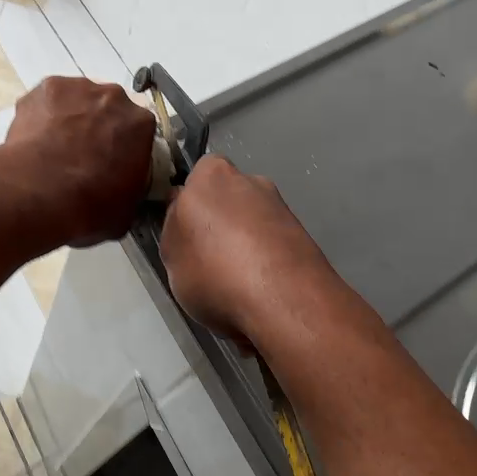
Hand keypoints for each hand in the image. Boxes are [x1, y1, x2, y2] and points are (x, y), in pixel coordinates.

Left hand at [2, 76, 156, 245]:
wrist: (39, 191)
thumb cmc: (89, 205)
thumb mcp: (128, 208)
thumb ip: (132, 186)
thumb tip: (124, 186)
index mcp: (141, 123)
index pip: (137, 131)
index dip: (123, 146)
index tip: (111, 162)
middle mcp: (114, 96)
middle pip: (108, 108)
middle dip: (98, 126)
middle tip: (81, 154)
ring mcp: (78, 86)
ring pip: (78, 99)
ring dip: (71, 116)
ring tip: (53, 146)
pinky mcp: (46, 87)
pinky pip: (48, 99)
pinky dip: (43, 113)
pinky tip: (35, 137)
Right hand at [160, 158, 339, 347]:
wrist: (287, 302)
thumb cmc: (215, 270)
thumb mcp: (170, 253)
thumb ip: (174, 228)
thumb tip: (183, 218)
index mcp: (212, 173)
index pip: (194, 181)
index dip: (188, 210)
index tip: (187, 239)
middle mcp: (251, 181)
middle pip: (227, 203)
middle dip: (221, 229)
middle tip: (211, 266)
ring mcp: (282, 210)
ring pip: (253, 229)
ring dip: (247, 251)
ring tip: (238, 291)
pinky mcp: (306, 240)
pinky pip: (275, 251)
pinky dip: (268, 269)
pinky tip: (261, 299)